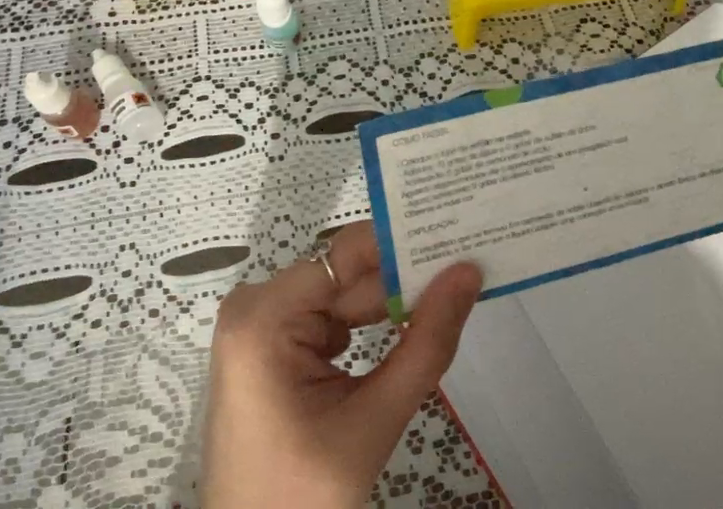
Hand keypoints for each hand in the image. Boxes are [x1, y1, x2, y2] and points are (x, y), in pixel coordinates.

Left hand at [202, 222, 483, 508]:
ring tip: (446, 301)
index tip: (458, 238)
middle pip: (345, 275)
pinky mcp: (271, 346)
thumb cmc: (303, 491)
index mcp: (264, 318)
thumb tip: (468, 273)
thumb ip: (425, 345)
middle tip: (467, 273)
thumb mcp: (372, 419)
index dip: (403, 245)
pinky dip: (368, 326)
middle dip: (404, 281)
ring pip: (342, 296)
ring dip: (390, 307)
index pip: (346, 255)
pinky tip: (406, 332)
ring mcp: (260, 326)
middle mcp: (255, 307)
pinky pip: (329, 319)